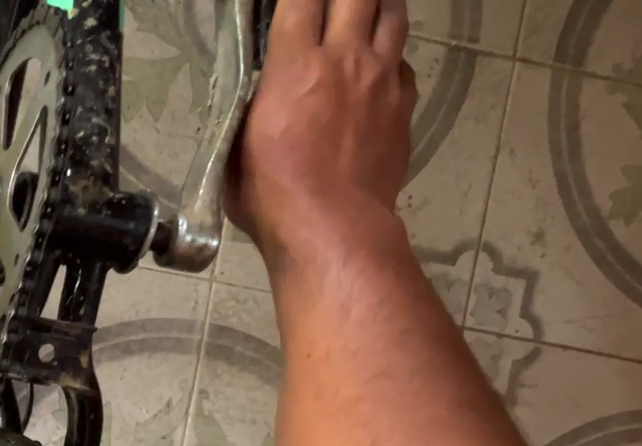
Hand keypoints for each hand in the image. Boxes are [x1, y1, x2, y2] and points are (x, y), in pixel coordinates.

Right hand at [230, 0, 416, 267]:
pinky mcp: (404, 102)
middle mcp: (344, 59)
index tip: (288, 0)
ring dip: (375, 5)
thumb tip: (253, 97)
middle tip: (326, 3)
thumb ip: (249, 113)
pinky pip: (402, 59)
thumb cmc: (271, 198)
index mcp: (293, 70)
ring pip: (393, 11)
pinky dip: (389, 54)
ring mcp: (381, 77)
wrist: (331, 226)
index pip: (300, 0)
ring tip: (361, 10)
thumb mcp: (237, 154)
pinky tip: (375, 67)